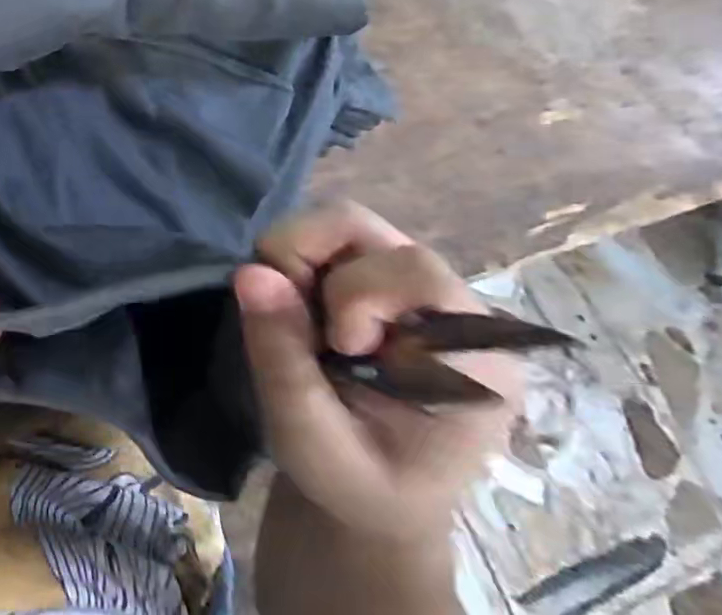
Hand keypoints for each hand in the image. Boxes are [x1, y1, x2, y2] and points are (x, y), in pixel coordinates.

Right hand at [235, 202, 521, 542]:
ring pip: (340, 224)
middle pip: (366, 229)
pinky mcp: (381, 279)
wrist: (368, 496)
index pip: (416, 272)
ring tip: (299, 320)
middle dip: (308, 263)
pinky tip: (303, 312)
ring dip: (297, 260)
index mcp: (471, 359)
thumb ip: (283, 360)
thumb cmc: (354, 483)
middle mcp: (451, 307)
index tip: (337, 349)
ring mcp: (414, 286)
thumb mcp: (311, 441)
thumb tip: (250, 271)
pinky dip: (296, 263)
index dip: (356, 293)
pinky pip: (329, 240)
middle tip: (298, 321)